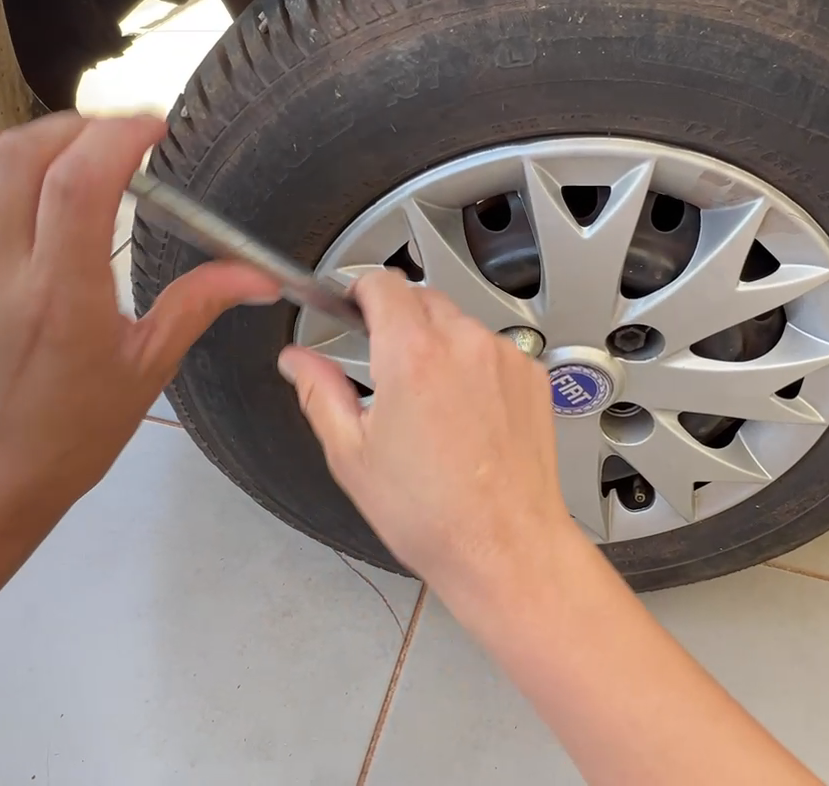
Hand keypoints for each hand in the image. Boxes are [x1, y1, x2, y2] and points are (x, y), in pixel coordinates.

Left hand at [0, 112, 277, 525]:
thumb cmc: (71, 435)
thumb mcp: (149, 369)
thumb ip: (199, 304)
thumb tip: (260, 276)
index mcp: (63, 293)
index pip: (81, 179)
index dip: (121, 135)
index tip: (158, 128)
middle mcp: (3, 270)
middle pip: (26, 152)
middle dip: (81, 125)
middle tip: (128, 137)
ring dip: (45, 146)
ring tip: (90, 160)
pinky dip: (6, 180)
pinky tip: (39, 203)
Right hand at [277, 271, 574, 595]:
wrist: (504, 545)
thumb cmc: (435, 514)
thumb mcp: (352, 455)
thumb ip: (319, 392)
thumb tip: (297, 361)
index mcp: (413, 355)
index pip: (383, 283)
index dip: (360, 290)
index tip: (354, 307)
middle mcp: (464, 344)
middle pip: (422, 299)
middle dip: (398, 321)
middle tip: (386, 368)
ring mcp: (504, 357)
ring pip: (459, 324)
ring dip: (438, 344)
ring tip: (431, 403)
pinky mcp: (531, 374)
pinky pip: (493, 349)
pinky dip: (475, 365)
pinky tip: (466, 412)